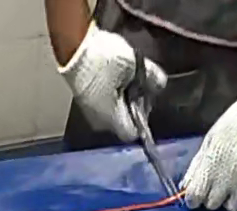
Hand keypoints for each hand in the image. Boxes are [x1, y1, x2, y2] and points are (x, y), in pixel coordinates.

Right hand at [58, 25, 166, 141]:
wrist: (75, 51)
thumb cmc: (104, 61)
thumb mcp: (133, 65)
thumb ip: (150, 77)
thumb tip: (161, 85)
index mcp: (112, 118)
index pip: (132, 133)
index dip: (142, 119)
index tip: (147, 99)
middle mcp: (101, 123)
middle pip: (124, 124)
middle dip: (134, 107)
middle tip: (140, 84)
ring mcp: (91, 116)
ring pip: (115, 115)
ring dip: (124, 101)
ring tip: (127, 79)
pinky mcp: (86, 106)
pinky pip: (105, 108)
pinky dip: (114, 97)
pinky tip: (116, 79)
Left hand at [180, 78, 236, 210]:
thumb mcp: (210, 141)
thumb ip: (196, 167)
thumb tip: (184, 187)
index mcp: (207, 172)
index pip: (193, 199)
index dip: (196, 197)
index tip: (201, 191)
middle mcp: (222, 184)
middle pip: (211, 205)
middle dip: (215, 196)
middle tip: (225, 183)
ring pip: (231, 207)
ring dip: (234, 199)